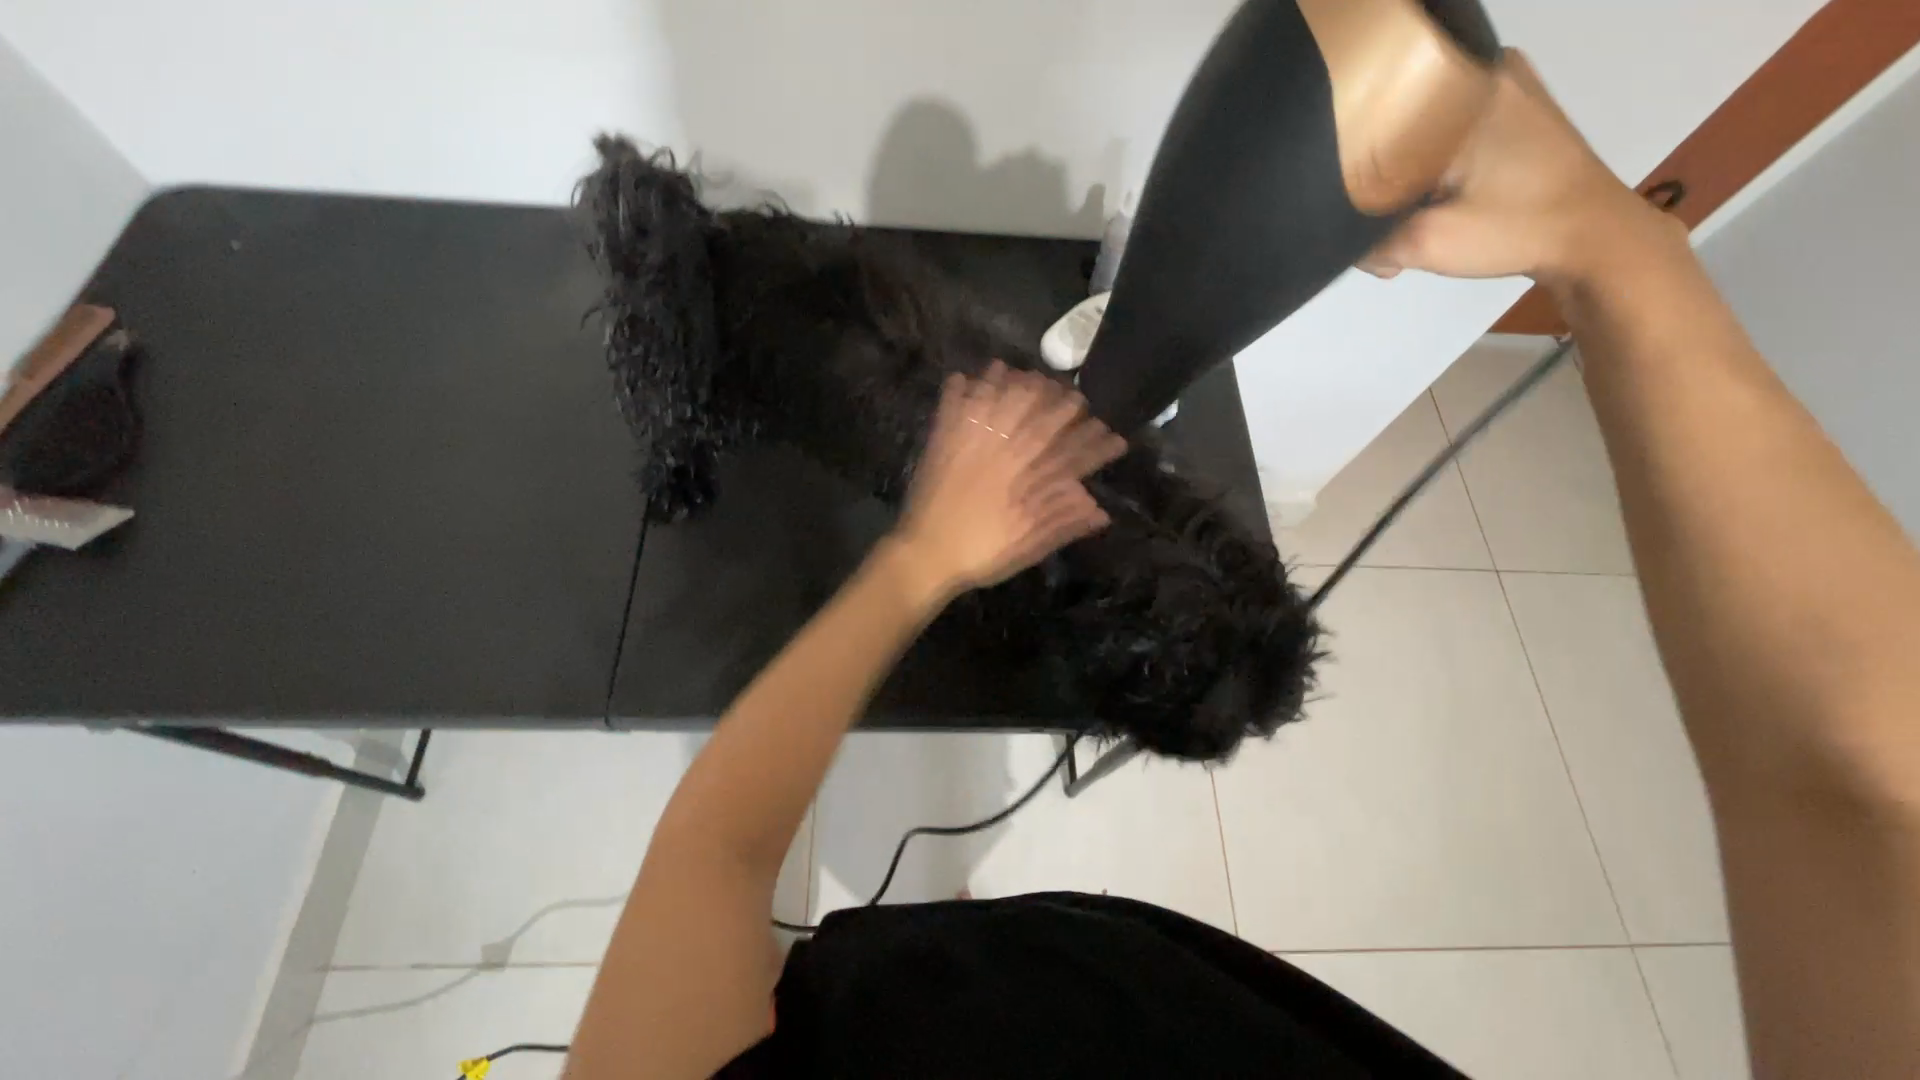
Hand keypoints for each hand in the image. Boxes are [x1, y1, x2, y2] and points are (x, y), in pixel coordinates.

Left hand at [893, 361, 1125, 597]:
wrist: (925, 556)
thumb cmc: (980, 556)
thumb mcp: (1026, 547)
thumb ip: (1062, 524)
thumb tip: (1099, 509)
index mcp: (1026, 483)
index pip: (1069, 456)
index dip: (1093, 444)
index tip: (1112, 434)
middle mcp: (1004, 456)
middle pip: (1039, 420)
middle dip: (1061, 404)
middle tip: (1074, 395)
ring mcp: (972, 446)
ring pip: (1000, 404)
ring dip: (1015, 386)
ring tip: (1028, 375)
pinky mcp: (942, 444)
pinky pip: (952, 408)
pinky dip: (959, 390)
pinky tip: (964, 376)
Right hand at [1360, 50, 1681, 285]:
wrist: (1595, 238)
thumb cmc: (1519, 229)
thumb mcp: (1426, 244)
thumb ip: (1368, 245)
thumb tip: (1345, 247)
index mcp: (1468, 88)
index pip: (1382, 117)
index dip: (1357, 168)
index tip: (1359, 212)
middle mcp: (1489, 72)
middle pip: (1402, 123)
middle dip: (1384, 176)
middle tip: (1385, 224)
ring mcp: (1507, 87)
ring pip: (1423, 132)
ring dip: (1408, 176)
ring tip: (1413, 216)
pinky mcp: (1515, 110)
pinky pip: (1449, 133)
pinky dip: (1434, 168)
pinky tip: (1434, 202)